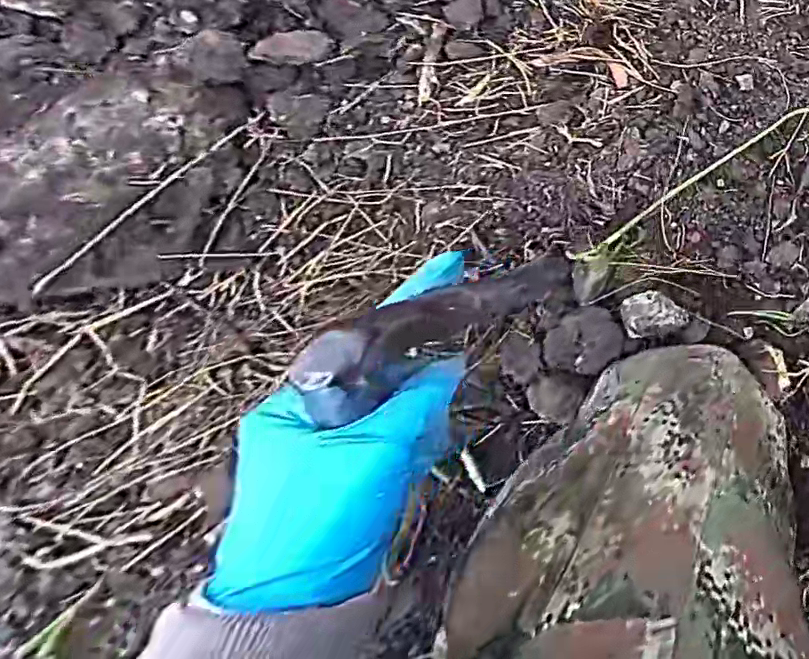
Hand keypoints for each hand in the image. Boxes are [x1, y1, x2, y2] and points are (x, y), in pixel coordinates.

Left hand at [206, 252, 467, 612]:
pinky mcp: (357, 459)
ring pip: (399, 394)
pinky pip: (401, 424)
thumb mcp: (376, 447)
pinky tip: (429, 444)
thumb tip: (451, 364)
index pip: (364, 333)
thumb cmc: (322, 512)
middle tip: (467, 326)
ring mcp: (336, 436)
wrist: (296, 592)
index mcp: (301, 400)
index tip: (452, 261)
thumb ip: (418, 398)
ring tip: (429, 432)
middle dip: (425, 358)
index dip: (411, 296)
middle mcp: (316, 409)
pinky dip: (421, 431)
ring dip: (424, 405)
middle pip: (385, 362)